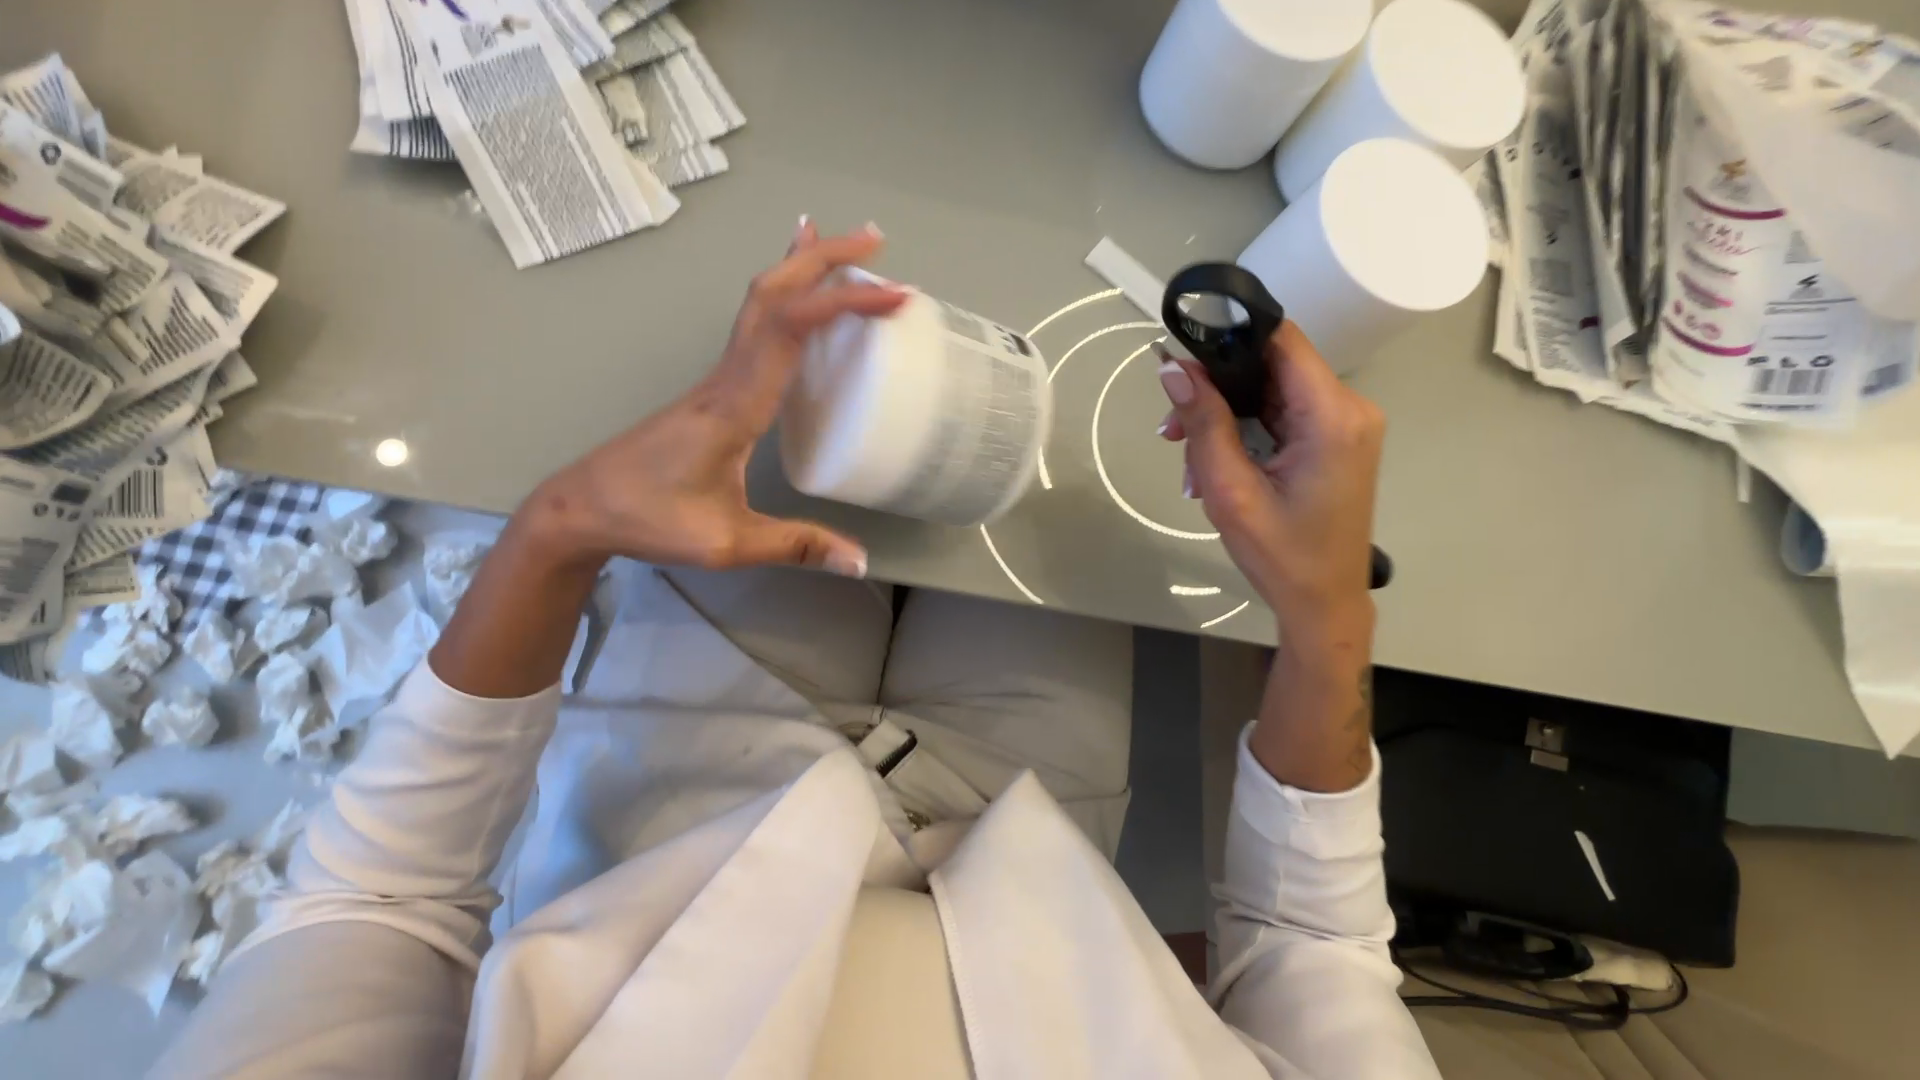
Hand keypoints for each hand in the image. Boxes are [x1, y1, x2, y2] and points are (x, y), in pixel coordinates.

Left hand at [522, 221, 906, 576]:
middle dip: (824, 261)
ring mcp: (717, 376)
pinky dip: (782, 295)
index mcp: (736, 403)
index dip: (843, 303)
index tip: (894, 294)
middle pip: (774, 295)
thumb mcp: (727, 542)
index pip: (791, 330)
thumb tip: (861, 561)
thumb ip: (796, 546)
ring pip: (759, 302)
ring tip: (840, 243)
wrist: (582, 506)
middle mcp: (727, 376)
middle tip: (875, 239)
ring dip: (801, 268)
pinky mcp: (715, 387)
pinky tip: (791, 292)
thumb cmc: (650, 519)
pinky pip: (754, 324)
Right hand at [1156, 321, 1384, 636]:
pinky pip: (1281, 417)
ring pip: (1270, 393)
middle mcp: (1348, 408)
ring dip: (1224, 420)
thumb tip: (1173, 368)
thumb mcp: (1230, 490)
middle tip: (1172, 433)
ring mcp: (1344, 425)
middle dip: (1215, 392)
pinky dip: (1245, 435)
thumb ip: (1204, 423)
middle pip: (1270, 367)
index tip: (1180, 359)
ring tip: (1193, 466)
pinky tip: (1216, 468)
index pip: (1280, 340)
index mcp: (1331, 415)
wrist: (1322, 604)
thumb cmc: (1280, 554)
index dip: (1228, 337)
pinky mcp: (1334, 441)